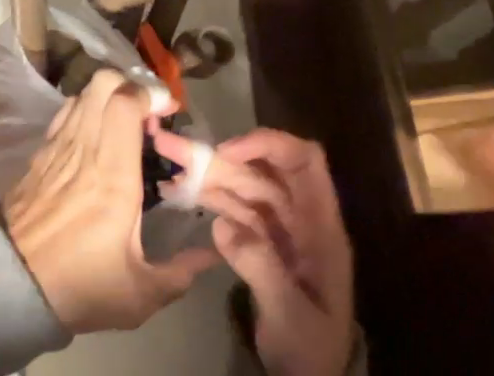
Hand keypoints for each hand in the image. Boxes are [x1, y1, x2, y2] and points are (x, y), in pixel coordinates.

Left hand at [1, 70, 219, 332]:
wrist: (10, 286)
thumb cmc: (80, 285)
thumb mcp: (139, 293)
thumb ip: (180, 272)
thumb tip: (211, 256)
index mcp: (113, 175)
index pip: (126, 103)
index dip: (149, 94)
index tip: (167, 110)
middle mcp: (84, 148)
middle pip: (102, 83)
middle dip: (130, 85)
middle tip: (147, 113)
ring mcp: (57, 147)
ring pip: (82, 94)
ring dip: (107, 97)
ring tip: (123, 124)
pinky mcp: (38, 154)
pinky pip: (65, 114)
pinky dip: (84, 112)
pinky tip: (95, 140)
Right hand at [154, 128, 354, 375]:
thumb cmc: (310, 348)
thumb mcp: (290, 315)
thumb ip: (261, 268)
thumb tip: (223, 226)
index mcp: (321, 226)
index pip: (304, 163)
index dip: (269, 145)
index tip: (228, 151)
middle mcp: (301, 218)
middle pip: (265, 171)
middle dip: (225, 157)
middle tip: (177, 149)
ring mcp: (280, 229)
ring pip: (246, 187)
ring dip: (211, 174)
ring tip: (172, 161)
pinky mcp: (262, 243)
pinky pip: (236, 209)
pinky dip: (211, 197)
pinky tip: (183, 191)